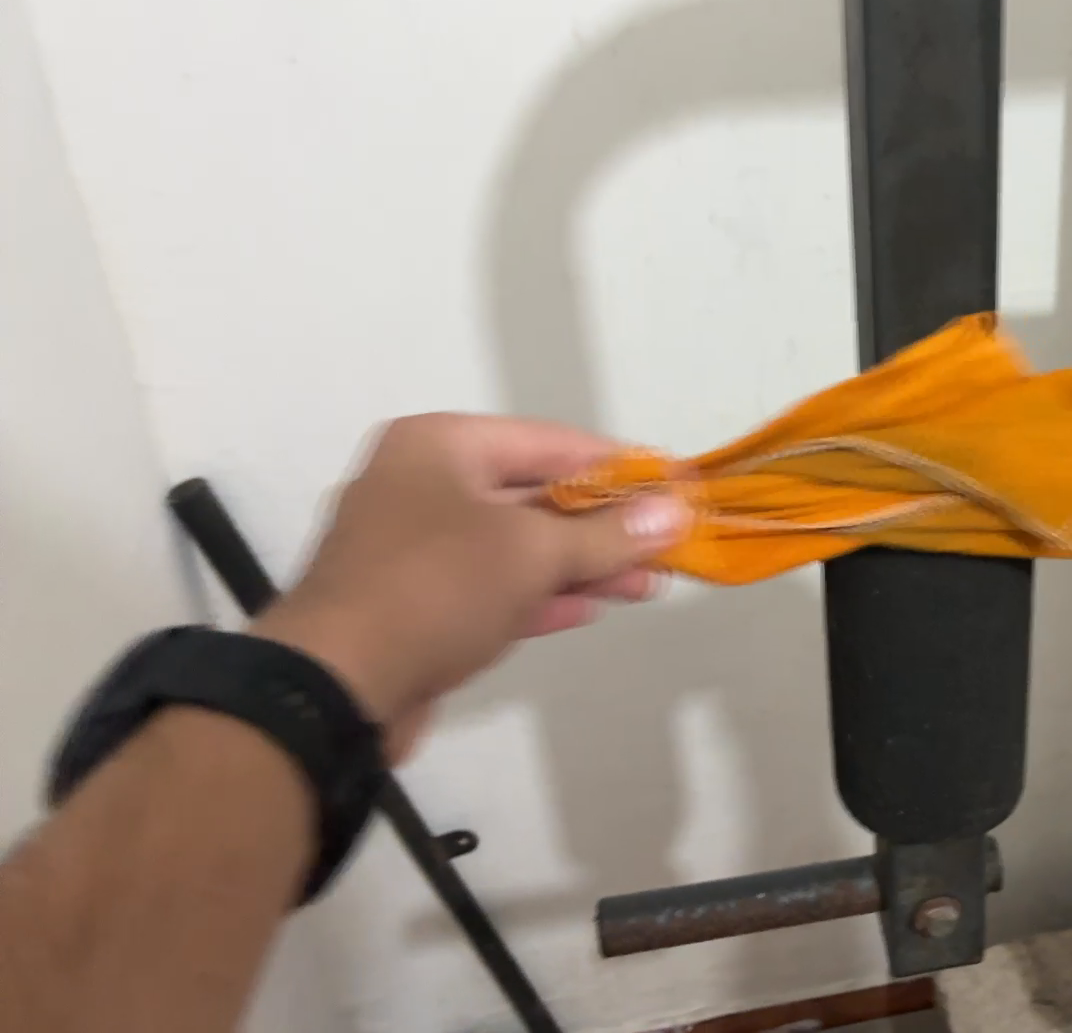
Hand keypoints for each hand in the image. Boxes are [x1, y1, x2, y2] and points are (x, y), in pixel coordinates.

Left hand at [249, 414, 684, 758]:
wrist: (327, 693)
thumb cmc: (436, 590)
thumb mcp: (535, 552)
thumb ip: (611, 532)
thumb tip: (677, 512)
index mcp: (443, 447)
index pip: (557, 444)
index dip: (624, 465)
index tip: (676, 484)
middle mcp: (427, 485)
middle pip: (544, 496)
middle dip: (610, 526)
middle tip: (669, 543)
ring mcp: (419, 545)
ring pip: (524, 545)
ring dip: (587, 564)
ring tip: (648, 584)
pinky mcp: (418, 599)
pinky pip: (497, 583)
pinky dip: (545, 593)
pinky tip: (592, 608)